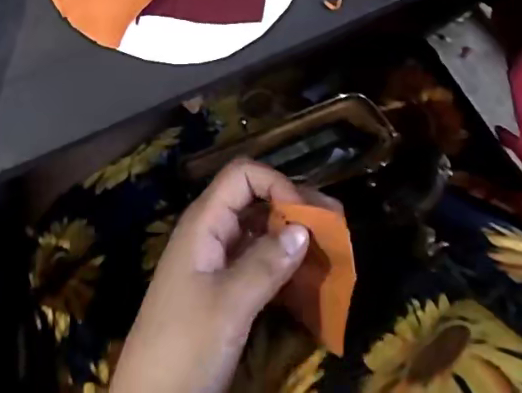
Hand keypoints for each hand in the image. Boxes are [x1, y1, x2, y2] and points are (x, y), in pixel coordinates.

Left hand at [110, 160, 339, 392]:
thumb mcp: (228, 306)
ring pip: (260, 231)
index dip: (276, 184)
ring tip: (331, 248)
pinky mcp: (223, 291)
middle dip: (295, 206)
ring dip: (294, 235)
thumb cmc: (184, 345)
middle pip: (255, 199)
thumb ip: (265, 264)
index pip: (243, 175)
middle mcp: (211, 233)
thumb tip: (303, 228)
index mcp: (204, 222)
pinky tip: (309, 276)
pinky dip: (285, 264)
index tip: (306, 215)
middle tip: (337, 223)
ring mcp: (216, 262)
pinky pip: (259, 262)